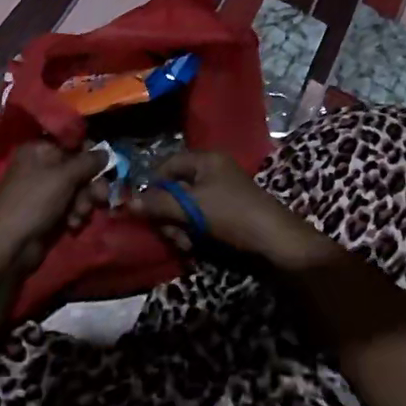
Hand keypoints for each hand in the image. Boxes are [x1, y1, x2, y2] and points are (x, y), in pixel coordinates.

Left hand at [0, 141, 108, 272]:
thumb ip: (88, 161)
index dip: (90, 151)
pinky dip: (75, 214)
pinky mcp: (50, 211)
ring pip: (79, 188)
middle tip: (101, 196)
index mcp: (39, 149)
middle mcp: (42, 166)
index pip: (72, 141)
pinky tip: (72, 224)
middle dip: (91, 182)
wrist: (8, 246)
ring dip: (85, 201)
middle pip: (79, 166)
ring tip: (80, 214)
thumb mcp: (63, 176)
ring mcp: (46, 190)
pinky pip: (72, 205)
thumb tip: (106, 151)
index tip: (106, 162)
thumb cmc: (33, 202)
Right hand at [128, 151, 334, 268]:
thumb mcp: (192, 207)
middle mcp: (212, 171)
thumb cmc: (233, 215)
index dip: (153, 184)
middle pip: (175, 187)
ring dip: (179, 226)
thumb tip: (128, 202)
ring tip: (184, 243)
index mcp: (206, 159)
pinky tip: (194, 247)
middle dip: (168, 212)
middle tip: (169, 232)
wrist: (276, 243)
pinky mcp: (227, 214)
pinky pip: (199, 217)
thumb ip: (159, 203)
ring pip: (185, 206)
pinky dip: (193, 231)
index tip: (145, 207)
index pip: (168, 163)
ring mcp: (221, 193)